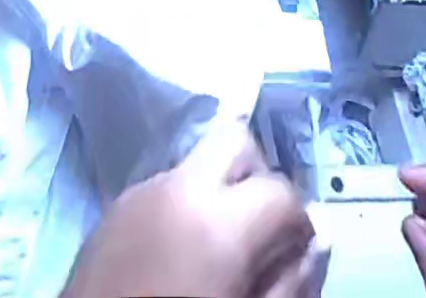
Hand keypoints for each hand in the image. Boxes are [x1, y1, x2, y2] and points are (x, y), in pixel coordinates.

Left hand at [62, 122, 314, 297]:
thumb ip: (290, 286)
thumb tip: (314, 246)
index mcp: (218, 220)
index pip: (282, 190)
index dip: (298, 222)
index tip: (296, 253)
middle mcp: (179, 187)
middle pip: (236, 141)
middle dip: (258, 177)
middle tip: (259, 229)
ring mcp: (140, 192)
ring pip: (198, 162)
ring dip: (218, 190)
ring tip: (215, 246)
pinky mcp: (111, 209)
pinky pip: (164, 186)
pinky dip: (183, 205)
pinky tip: (176, 254)